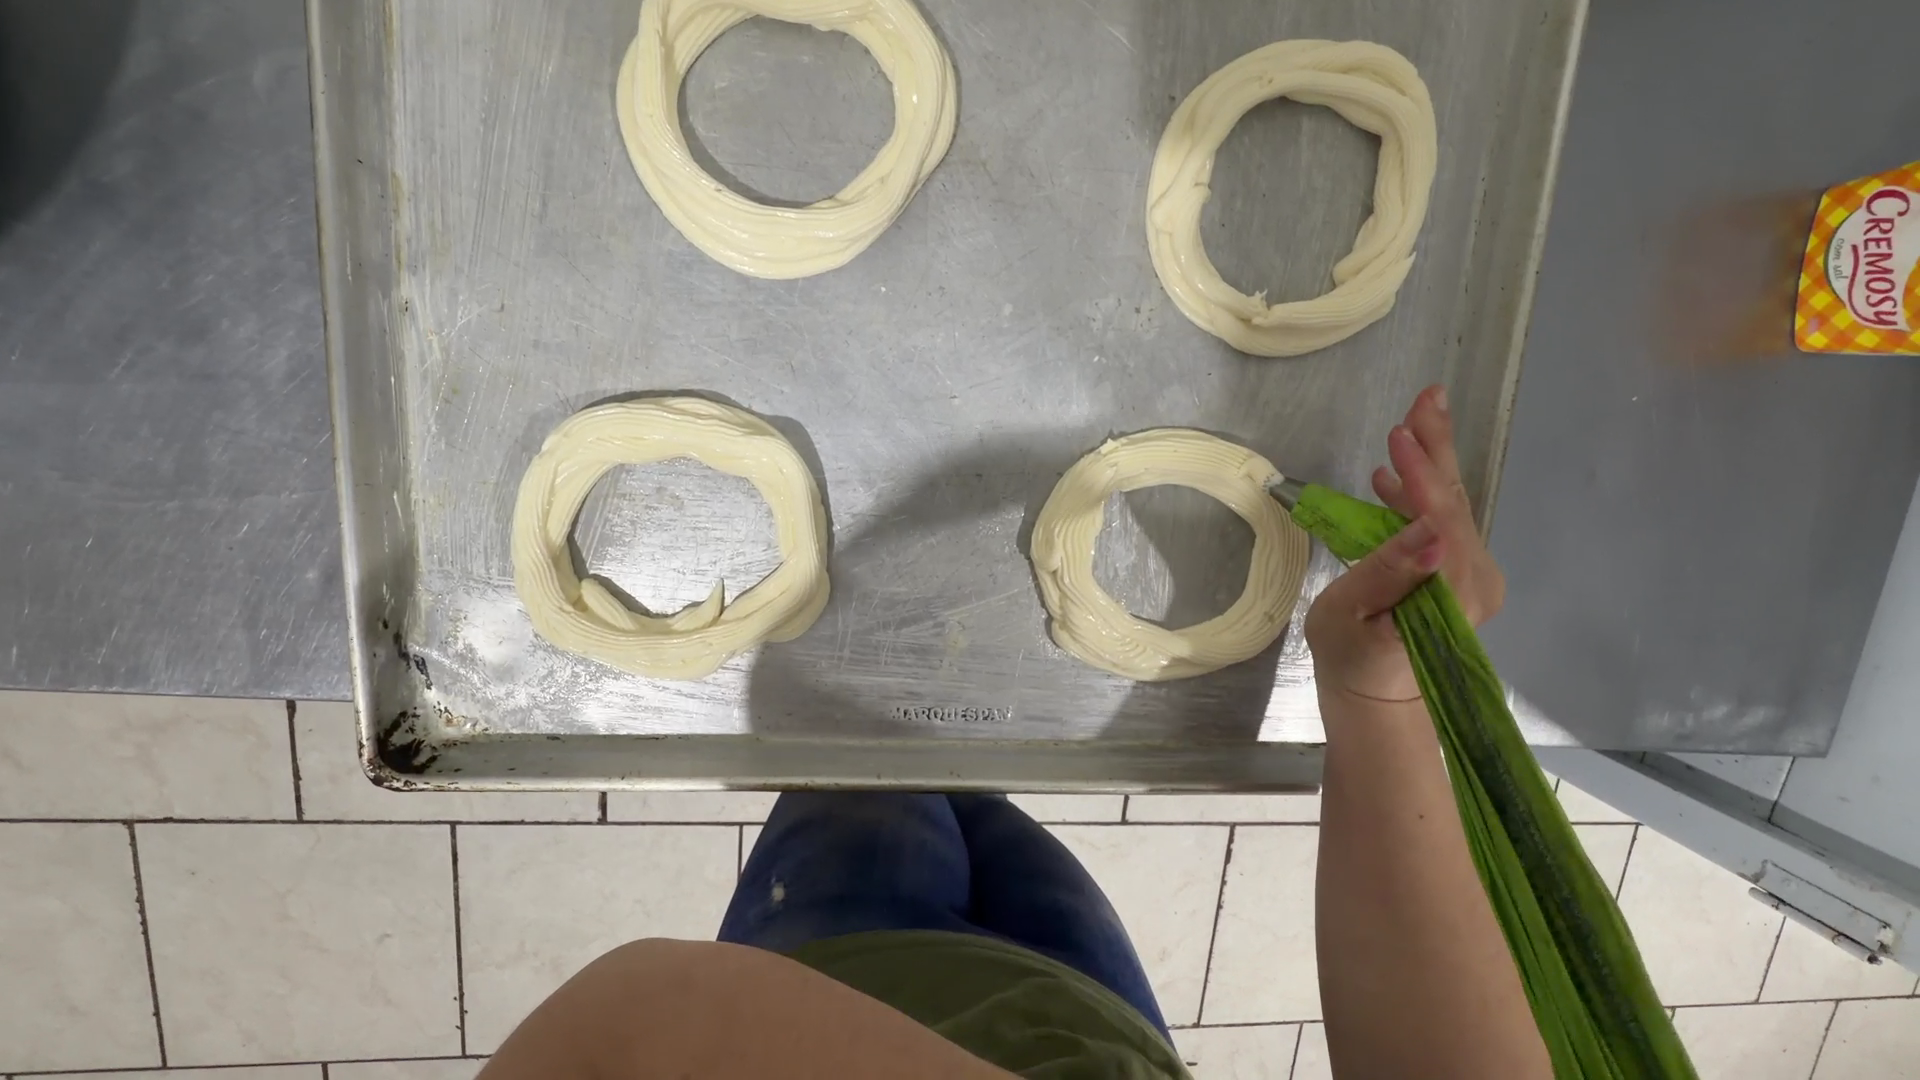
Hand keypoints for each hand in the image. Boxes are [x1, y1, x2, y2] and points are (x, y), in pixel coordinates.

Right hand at [1304, 385, 1505, 703]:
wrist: (1375, 694)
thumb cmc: (1352, 658)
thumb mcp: (1352, 616)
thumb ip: (1388, 572)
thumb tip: (1428, 532)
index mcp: (1451, 591)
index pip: (1438, 519)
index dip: (1421, 473)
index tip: (1400, 432)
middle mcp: (1476, 579)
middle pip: (1454, 503)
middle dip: (1437, 450)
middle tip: (1427, 399)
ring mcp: (1471, 575)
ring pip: (1450, 507)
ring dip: (1430, 463)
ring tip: (1411, 424)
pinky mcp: (1458, 573)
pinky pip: (1442, 522)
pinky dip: (1421, 493)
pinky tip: (1394, 477)